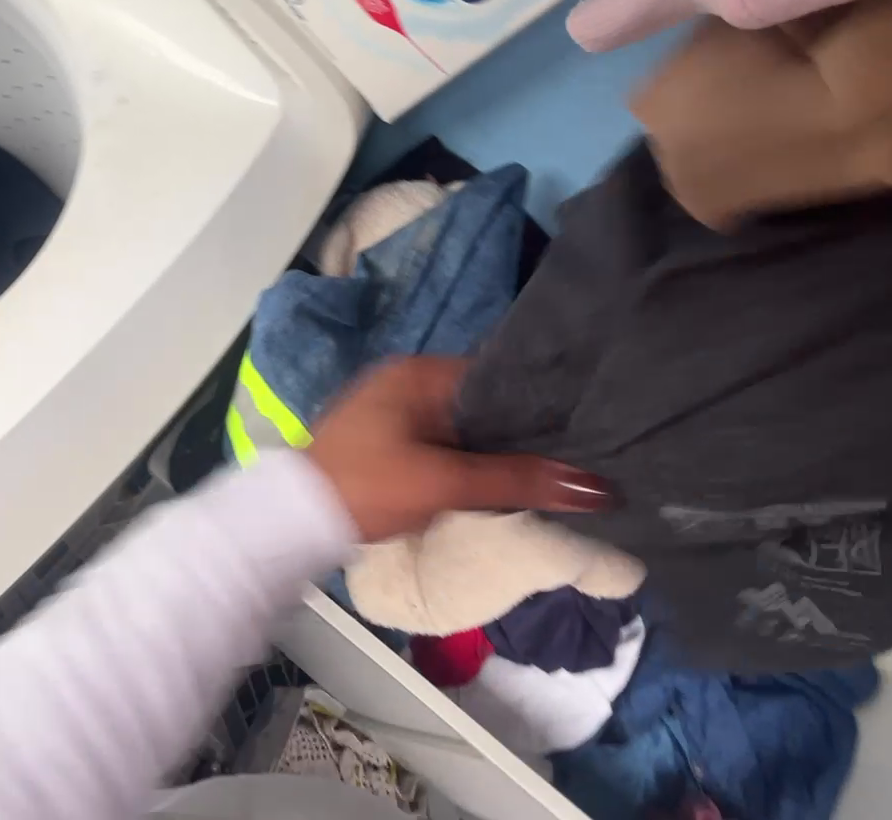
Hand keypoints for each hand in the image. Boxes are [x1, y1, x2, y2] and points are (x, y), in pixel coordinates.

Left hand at [306, 357, 619, 542]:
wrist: (296, 518)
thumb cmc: (368, 486)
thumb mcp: (444, 482)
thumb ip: (516, 479)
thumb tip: (595, 486)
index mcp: (417, 373)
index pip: (495, 376)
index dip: (539, 403)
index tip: (584, 427)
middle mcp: (404, 381)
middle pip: (479, 404)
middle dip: (518, 431)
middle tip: (575, 455)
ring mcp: (391, 410)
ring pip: (460, 427)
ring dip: (492, 449)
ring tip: (548, 470)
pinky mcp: (384, 440)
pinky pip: (440, 443)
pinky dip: (465, 460)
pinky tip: (495, 481)